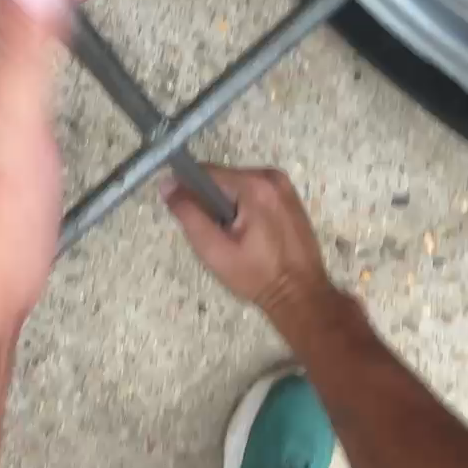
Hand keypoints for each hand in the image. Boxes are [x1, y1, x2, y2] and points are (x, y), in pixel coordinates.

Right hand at [164, 166, 349, 330]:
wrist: (300, 295)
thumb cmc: (255, 274)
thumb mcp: (213, 248)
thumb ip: (188, 212)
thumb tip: (166, 184)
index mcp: (254, 185)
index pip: (205, 172)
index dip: (189, 192)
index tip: (189, 216)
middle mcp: (271, 177)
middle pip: (221, 179)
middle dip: (211, 203)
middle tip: (216, 236)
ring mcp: (283, 185)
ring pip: (235, 186)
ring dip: (227, 207)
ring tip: (234, 238)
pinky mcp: (289, 196)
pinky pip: (252, 193)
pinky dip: (244, 208)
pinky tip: (250, 235)